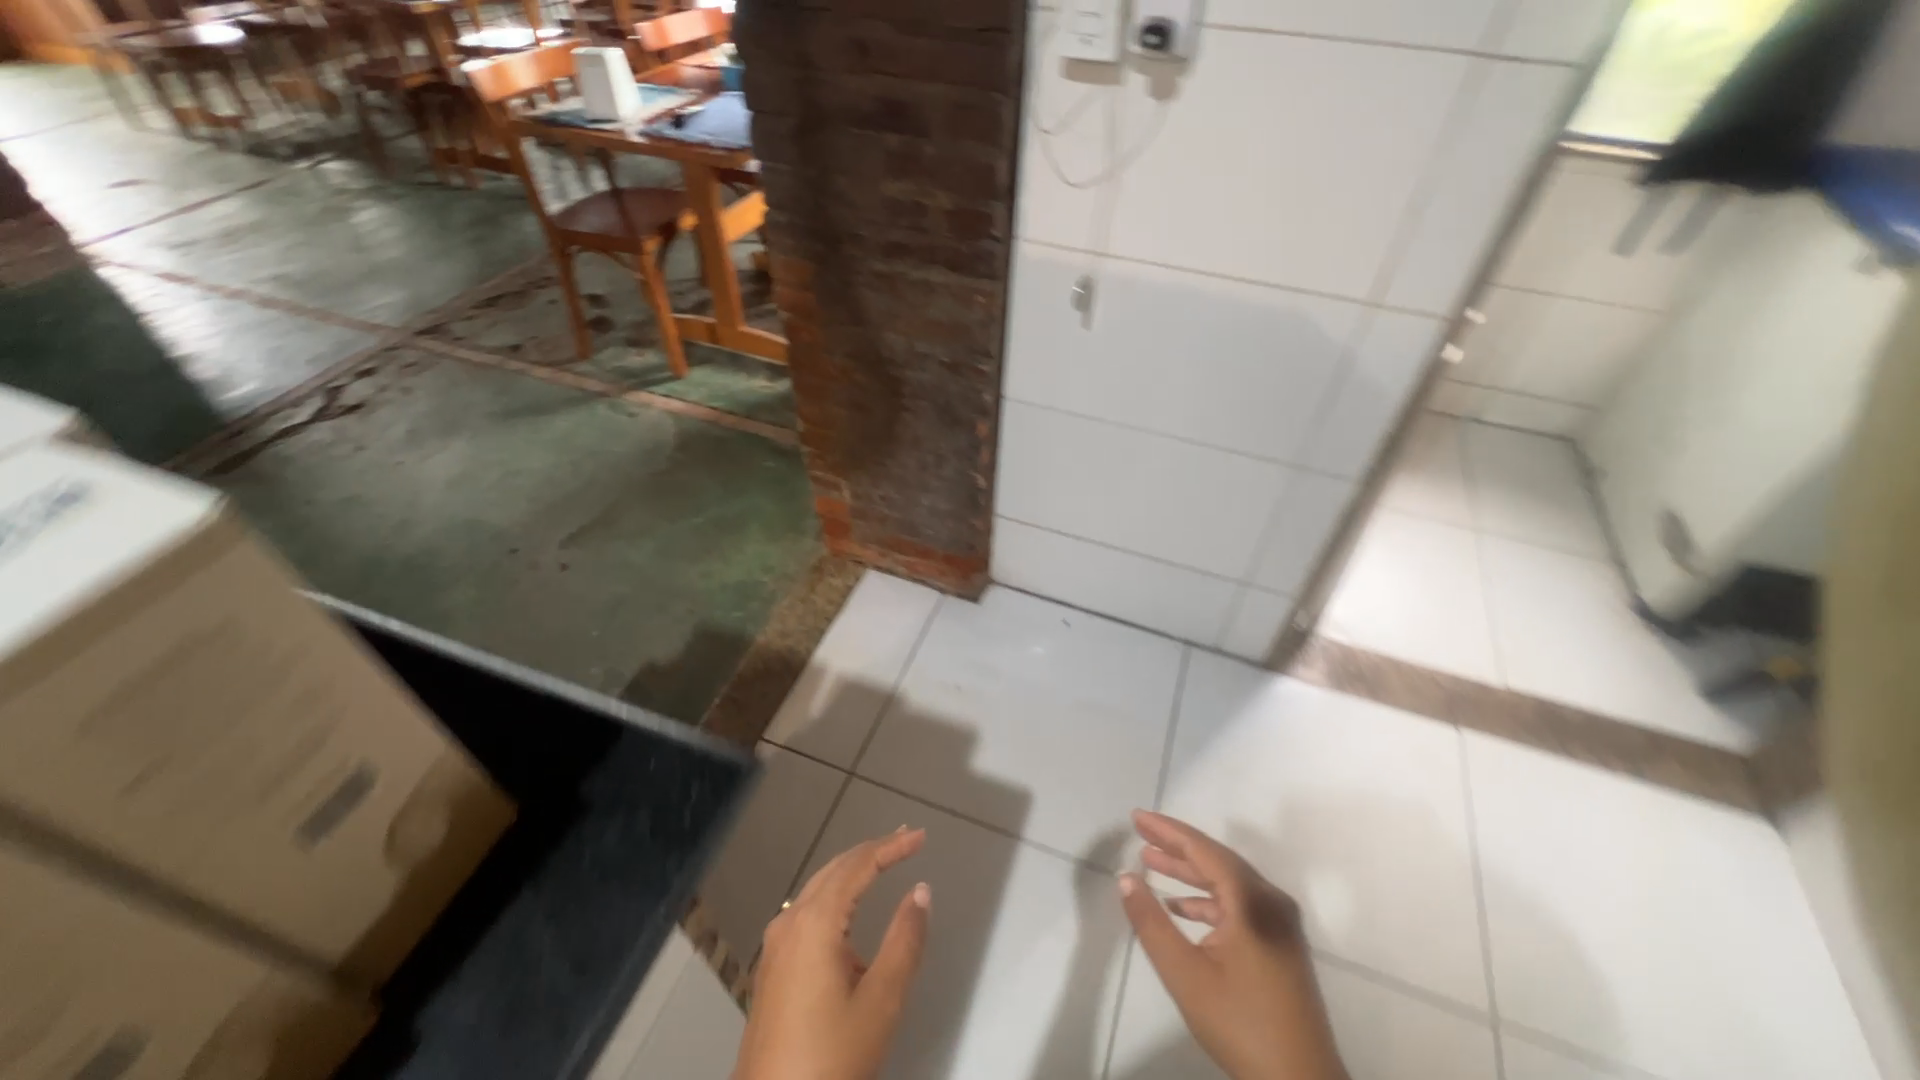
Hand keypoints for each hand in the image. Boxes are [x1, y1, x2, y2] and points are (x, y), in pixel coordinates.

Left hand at [733, 827, 930, 1079]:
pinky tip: (850, 910)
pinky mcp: (772, 968)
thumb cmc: (832, 1055)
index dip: (891, 847)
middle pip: (834, 870)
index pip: (858, 866)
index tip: (920, 836)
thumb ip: (905, 940)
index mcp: (815, 924)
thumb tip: (920, 891)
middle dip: (871, 851)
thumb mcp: (881, 1000)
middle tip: (906, 839)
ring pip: (817, 890)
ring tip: (883, 862)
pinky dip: (835, 896)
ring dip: (851, 871)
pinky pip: (807, 912)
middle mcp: (789, 923)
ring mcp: (775, 946)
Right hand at [1118, 810, 1349, 1079]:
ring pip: (1230, 884)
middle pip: (1219, 862)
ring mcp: (1280, 925)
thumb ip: (1152, 923)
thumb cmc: (1240, 1023)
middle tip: (1141, 834)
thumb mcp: (1185, 974)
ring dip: (1191, 874)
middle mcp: (1271, 904)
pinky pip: (1240, 905)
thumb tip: (1127, 879)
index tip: (1137, 817)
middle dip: (1178, 847)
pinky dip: (1208, 900)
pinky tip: (1183, 909)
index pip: (1205, 852)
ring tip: (1153, 864)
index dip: (1169, 831)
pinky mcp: (1281, 945)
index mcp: (1252, 903)